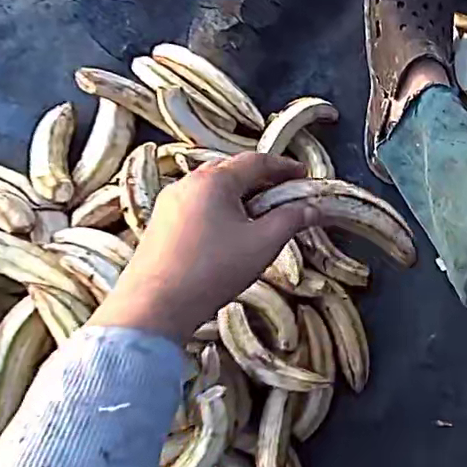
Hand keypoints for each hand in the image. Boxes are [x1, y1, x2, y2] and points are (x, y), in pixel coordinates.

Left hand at [88, 153, 317, 342]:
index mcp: (214, 182)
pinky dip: (222, 206)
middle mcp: (188, 184)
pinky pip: (198, 204)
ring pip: (214, 187)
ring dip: (242, 193)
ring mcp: (170, 203)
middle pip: (232, 170)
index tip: (303, 174)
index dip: (285, 166)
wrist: (155, 304)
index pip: (256, 161)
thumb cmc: (212, 269)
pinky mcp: (161, 223)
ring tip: (263, 211)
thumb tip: (312, 209)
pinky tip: (234, 228)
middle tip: (286, 190)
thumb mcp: (265, 242)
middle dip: (263, 178)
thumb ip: (292, 219)